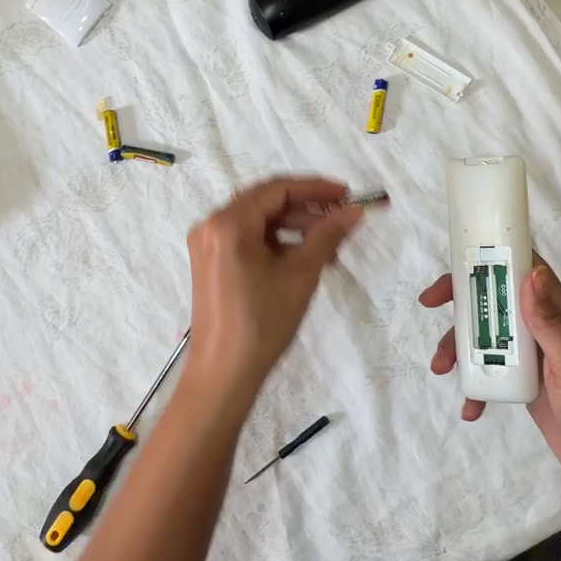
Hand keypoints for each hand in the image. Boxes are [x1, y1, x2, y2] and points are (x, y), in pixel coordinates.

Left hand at [185, 177, 363, 405]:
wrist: (224, 373)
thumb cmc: (262, 322)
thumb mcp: (300, 274)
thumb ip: (327, 235)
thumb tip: (353, 211)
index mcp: (228, 223)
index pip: (276, 189)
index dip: (315, 188)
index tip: (347, 194)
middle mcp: (211, 225)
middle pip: (265, 202)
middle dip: (307, 209)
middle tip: (343, 219)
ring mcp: (207, 245)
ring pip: (258, 222)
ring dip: (295, 228)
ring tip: (331, 248)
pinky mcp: (211, 263)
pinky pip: (248, 240)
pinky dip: (277, 244)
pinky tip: (306, 259)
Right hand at [423, 256, 560, 494]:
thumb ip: (553, 323)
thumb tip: (532, 273)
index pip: (524, 271)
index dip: (491, 261)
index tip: (458, 265)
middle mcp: (543, 329)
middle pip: (494, 301)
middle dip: (460, 302)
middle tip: (429, 305)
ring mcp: (531, 357)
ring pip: (484, 337)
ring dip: (459, 349)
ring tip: (441, 370)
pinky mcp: (523, 384)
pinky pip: (489, 374)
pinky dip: (474, 387)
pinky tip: (470, 407)